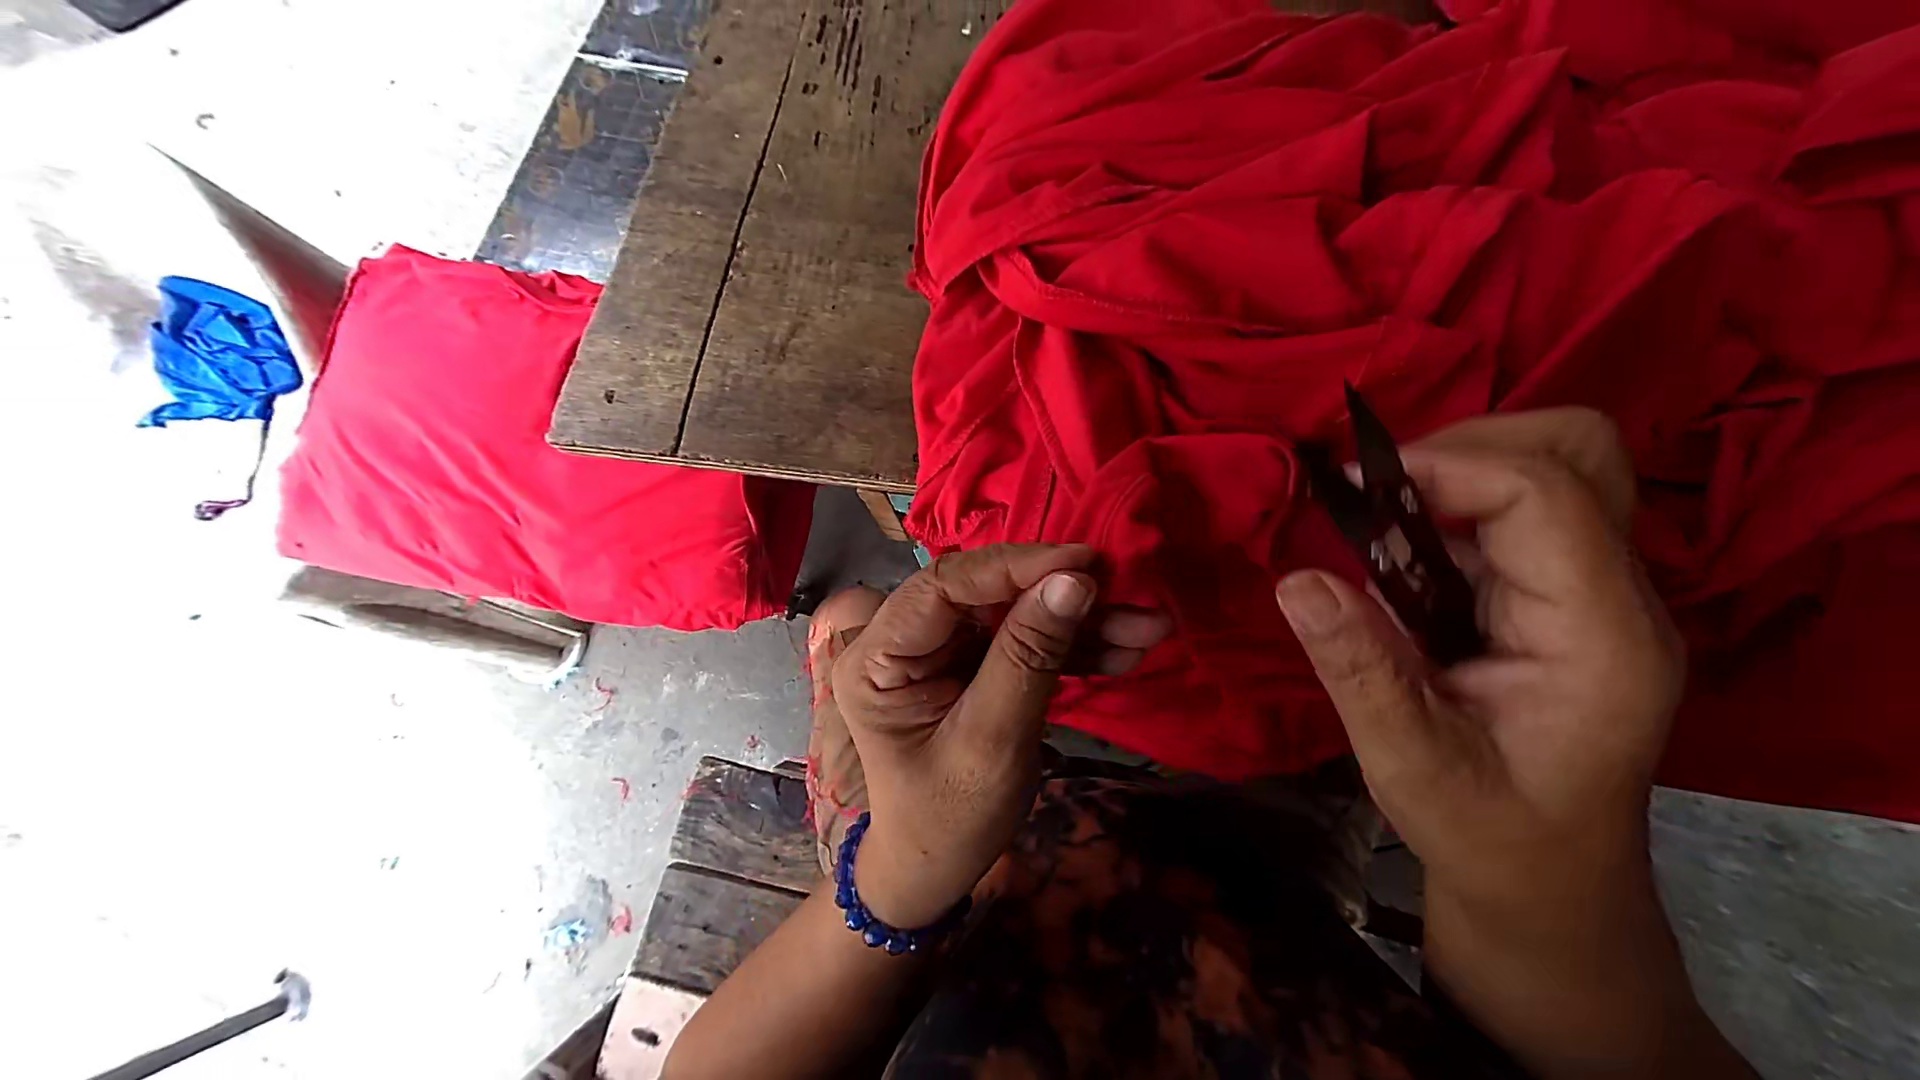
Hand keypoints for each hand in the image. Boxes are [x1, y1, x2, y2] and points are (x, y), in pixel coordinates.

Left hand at [831, 544, 1169, 927]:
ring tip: (1146, 629)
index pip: (944, 586)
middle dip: (1061, 595)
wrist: (938, 867)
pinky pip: (1024, 640)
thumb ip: (1030, 657)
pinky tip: (1124, 651)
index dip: (1015, 566)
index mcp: (879, 657)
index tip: (1086, 563)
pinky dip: (1074, 646)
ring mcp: (940, 650)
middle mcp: (903, 639)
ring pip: (1014, 612)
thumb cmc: (950, 819)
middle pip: (986, 593)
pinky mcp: (972, 663)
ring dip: (1080, 620)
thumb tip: (1074, 581)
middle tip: (1129, 598)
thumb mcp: (992, 743)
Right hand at [1279, 408, 1678, 903]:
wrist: (1545, 881)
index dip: (1447, 467)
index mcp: (1599, 637)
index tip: (1351, 486)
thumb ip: (1358, 669)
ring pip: (1545, 470)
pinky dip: (1441, 507)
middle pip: (1576, 453)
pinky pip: (1508, 511)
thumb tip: (1296, 580)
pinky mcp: (1550, 597)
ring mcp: (1586, 592)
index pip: (1545, 496)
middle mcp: (1610, 597)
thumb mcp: (1409, 762)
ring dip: (1449, 472)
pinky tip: (1387, 551)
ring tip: (1370, 517)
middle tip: (1376, 489)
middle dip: (1467, 445)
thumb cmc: (1488, 834)